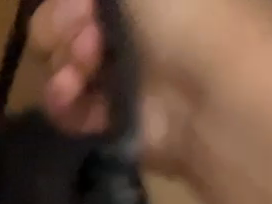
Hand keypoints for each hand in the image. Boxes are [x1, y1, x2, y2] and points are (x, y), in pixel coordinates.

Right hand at [30, 0, 271, 168]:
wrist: (210, 87)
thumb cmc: (185, 9)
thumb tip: (82, 5)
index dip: (70, 1)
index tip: (82, 4)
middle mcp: (133, 26)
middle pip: (63, 24)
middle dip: (63, 25)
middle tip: (87, 35)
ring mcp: (120, 75)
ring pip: (60, 65)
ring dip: (61, 61)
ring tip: (84, 67)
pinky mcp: (112, 123)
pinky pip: (68, 110)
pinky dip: (63, 101)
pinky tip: (69, 92)